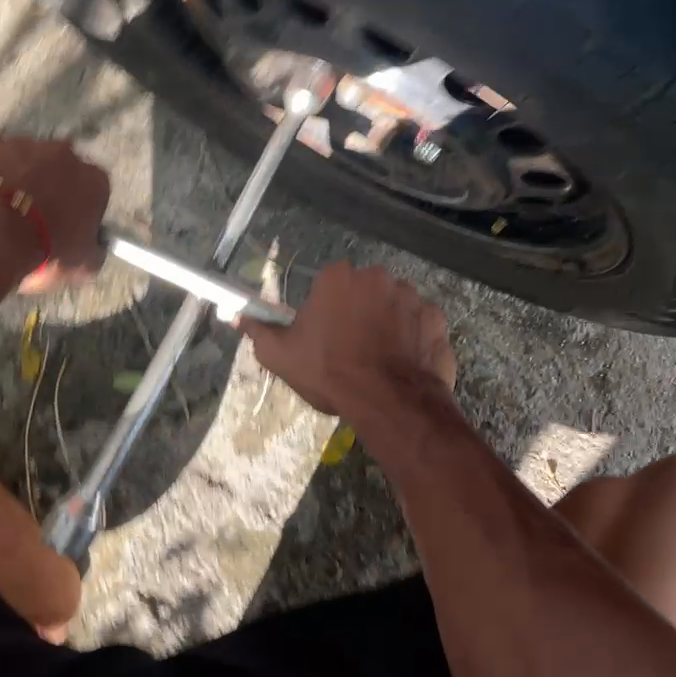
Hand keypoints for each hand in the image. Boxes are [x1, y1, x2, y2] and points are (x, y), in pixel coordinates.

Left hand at [0, 136, 110, 291]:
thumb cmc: (40, 250)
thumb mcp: (81, 266)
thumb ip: (93, 251)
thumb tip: (92, 249)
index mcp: (94, 180)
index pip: (94, 193)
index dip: (79, 212)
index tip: (65, 231)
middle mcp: (64, 153)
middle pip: (59, 170)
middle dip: (47, 189)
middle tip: (30, 220)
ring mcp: (22, 143)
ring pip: (21, 161)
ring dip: (14, 180)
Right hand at [241, 261, 454, 419]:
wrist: (388, 400)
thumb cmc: (330, 373)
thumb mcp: (282, 357)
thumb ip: (260, 332)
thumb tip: (239, 316)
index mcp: (338, 277)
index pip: (330, 286)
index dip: (327, 312)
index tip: (326, 338)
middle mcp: (376, 276)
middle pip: (364, 291)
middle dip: (360, 314)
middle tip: (352, 350)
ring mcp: (410, 294)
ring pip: (394, 305)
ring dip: (389, 324)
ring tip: (381, 360)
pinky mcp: (435, 316)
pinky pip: (420, 323)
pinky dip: (414, 337)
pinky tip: (405, 362)